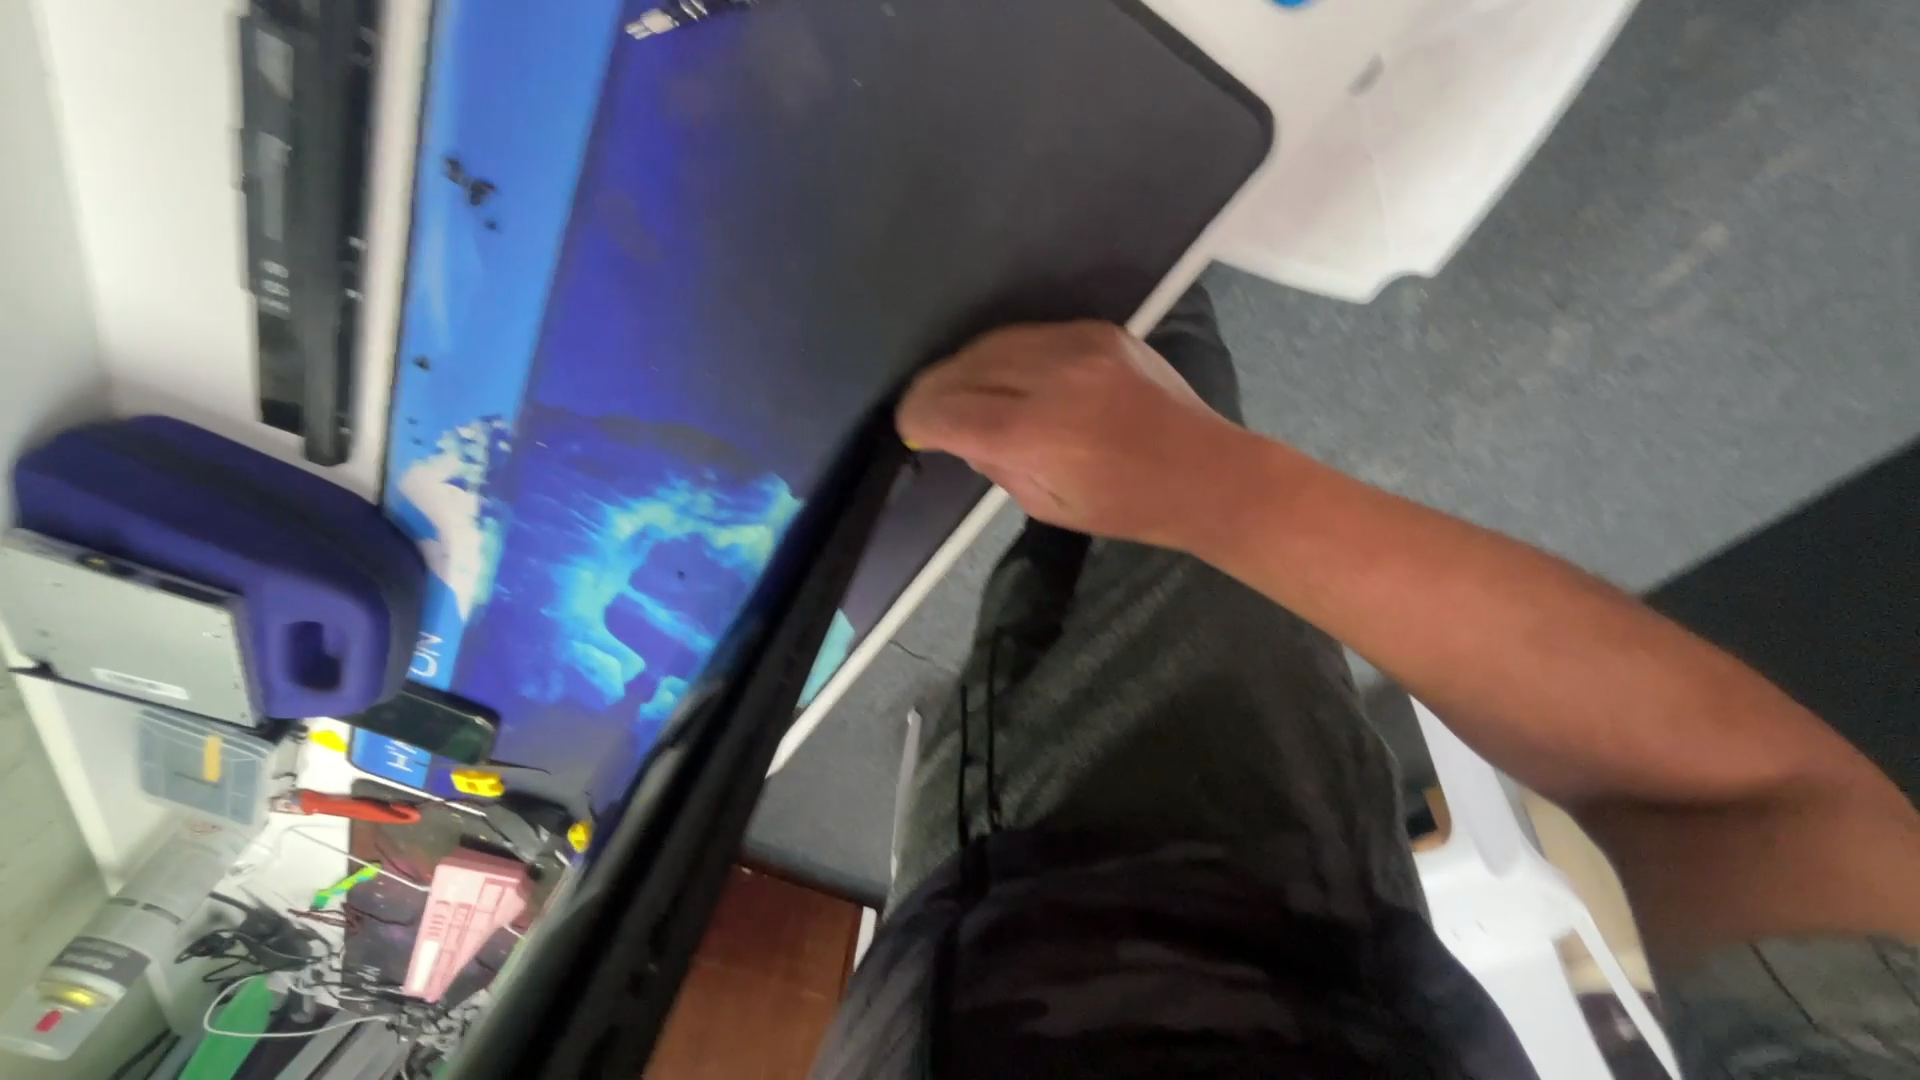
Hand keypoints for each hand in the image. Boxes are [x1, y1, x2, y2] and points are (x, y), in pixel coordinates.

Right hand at [897, 321, 1250, 549]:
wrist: (1204, 471)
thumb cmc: (1125, 506)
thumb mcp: (1046, 504)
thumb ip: (993, 464)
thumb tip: (957, 435)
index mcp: (1036, 434)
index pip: (948, 412)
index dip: (918, 418)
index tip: (910, 429)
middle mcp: (1051, 378)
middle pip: (962, 369)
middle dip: (933, 390)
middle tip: (924, 410)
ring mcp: (1078, 345)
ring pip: (991, 343)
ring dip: (964, 367)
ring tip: (956, 389)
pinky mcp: (1098, 329)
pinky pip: (1029, 334)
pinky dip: (1004, 354)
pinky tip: (1003, 374)